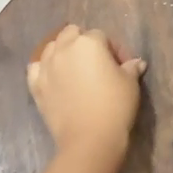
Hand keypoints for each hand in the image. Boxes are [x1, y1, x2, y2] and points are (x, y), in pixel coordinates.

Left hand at [27, 24, 146, 164]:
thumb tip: (137, 62)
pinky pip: (36, 68)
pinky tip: (53, 78)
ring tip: (74, 70)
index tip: (122, 65)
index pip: (101, 36)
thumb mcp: (130, 84)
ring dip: (63, 52)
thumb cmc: (115, 106)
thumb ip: (131, 68)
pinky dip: (44, 69)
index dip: (113, 49)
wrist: (89, 138)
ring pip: (52, 47)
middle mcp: (64, 48)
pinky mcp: (36, 85)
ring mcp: (46, 66)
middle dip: (84, 43)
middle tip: (96, 64)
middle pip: (72, 34)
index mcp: (89, 42)